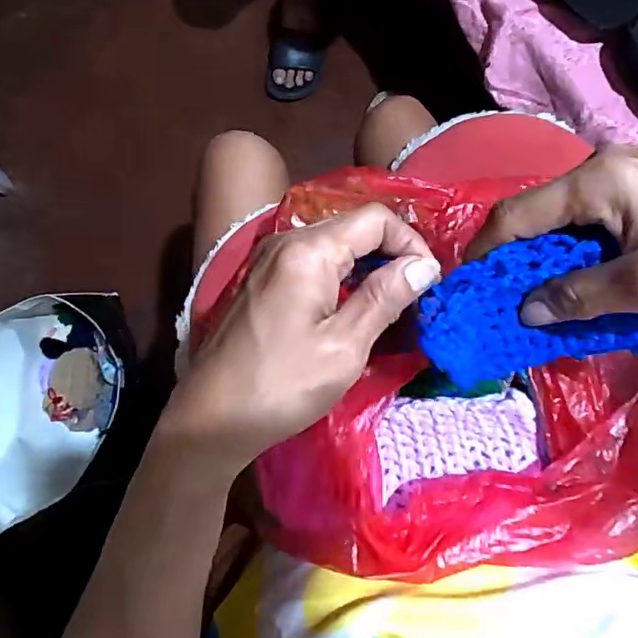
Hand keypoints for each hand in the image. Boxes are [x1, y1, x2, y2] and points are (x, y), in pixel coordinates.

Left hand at [169, 204, 442, 473]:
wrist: (209, 419)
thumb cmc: (280, 386)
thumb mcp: (344, 347)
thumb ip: (384, 297)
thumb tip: (424, 264)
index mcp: (308, 250)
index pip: (376, 219)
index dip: (411, 242)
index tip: (429, 282)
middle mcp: (286, 241)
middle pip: (354, 226)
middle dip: (392, 252)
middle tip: (415, 294)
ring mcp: (269, 259)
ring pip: (334, 244)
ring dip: (367, 265)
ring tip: (390, 304)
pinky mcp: (262, 280)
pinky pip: (313, 262)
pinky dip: (342, 276)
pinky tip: (351, 309)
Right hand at [466, 146, 637, 322]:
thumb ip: (577, 296)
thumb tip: (525, 311)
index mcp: (598, 178)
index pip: (517, 214)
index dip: (486, 252)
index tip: (468, 289)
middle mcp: (605, 165)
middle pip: (539, 215)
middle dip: (518, 261)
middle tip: (506, 305)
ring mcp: (629, 175)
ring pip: (567, 222)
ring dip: (552, 262)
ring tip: (544, 304)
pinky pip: (595, 223)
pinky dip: (581, 256)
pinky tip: (586, 285)